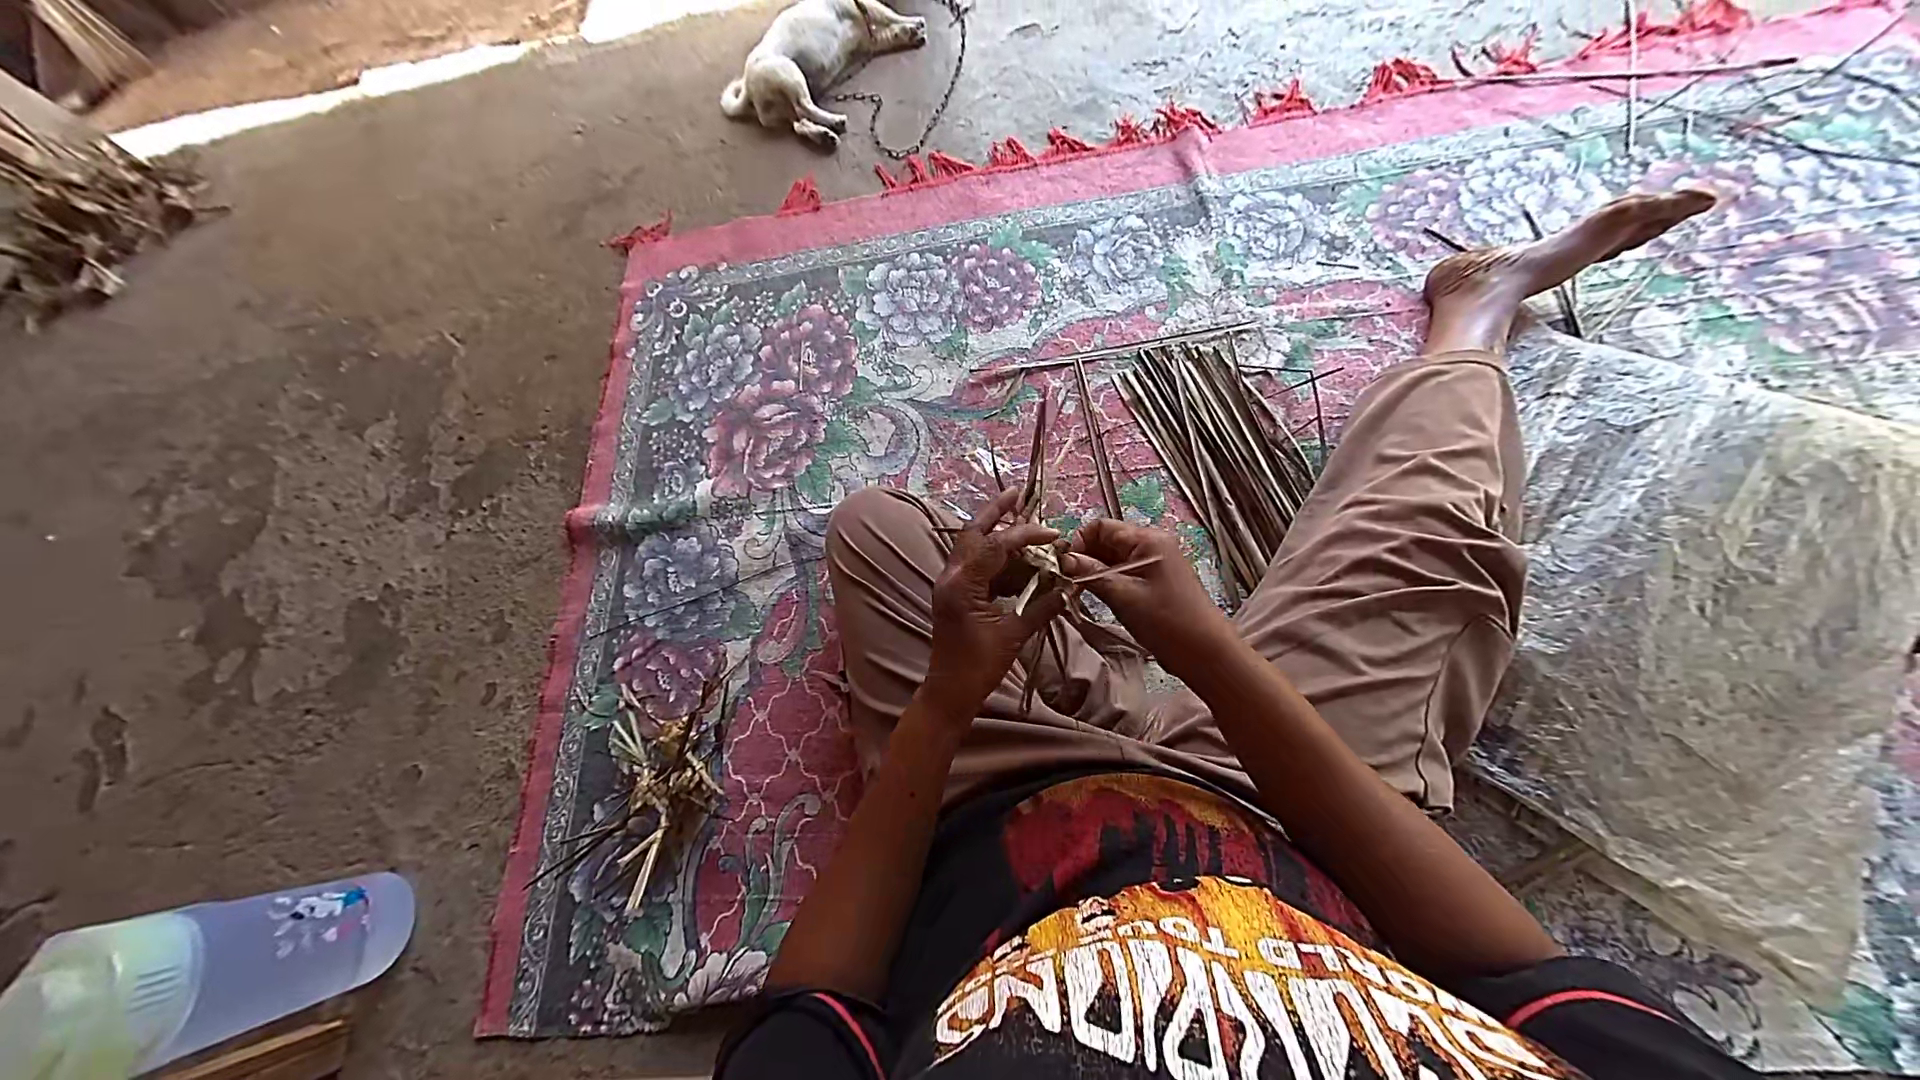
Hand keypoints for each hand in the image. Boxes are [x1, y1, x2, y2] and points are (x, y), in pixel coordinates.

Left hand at [924, 488, 1068, 711]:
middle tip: (1018, 493)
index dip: (1025, 535)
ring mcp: (950, 585)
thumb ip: (1042, 606)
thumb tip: (1068, 586)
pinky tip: (1019, 560)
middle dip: (995, 512)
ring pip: (973, 547)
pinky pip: (977, 566)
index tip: (1052, 534)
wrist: (950, 692)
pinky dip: (997, 559)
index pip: (995, 545)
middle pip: (973, 533)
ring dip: (998, 536)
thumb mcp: (1014, 634)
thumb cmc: (978, 667)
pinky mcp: (955, 594)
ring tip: (1025, 525)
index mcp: (961, 584)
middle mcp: (950, 577)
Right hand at [1063, 518, 1232, 677]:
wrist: (1206, 653)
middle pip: (1106, 540)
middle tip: (1066, 581)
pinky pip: (1122, 572)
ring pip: (1112, 558)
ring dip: (1093, 571)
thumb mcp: (1123, 595)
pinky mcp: (1154, 581)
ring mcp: (1154, 563)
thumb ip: (1090, 573)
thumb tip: (1063, 560)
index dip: (1078, 542)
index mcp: (1148, 540)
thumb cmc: (1168, 621)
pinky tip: (1095, 596)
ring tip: (1076, 591)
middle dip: (1083, 558)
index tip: (1063, 565)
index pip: (1101, 526)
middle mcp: (1152, 545)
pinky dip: (1106, 581)